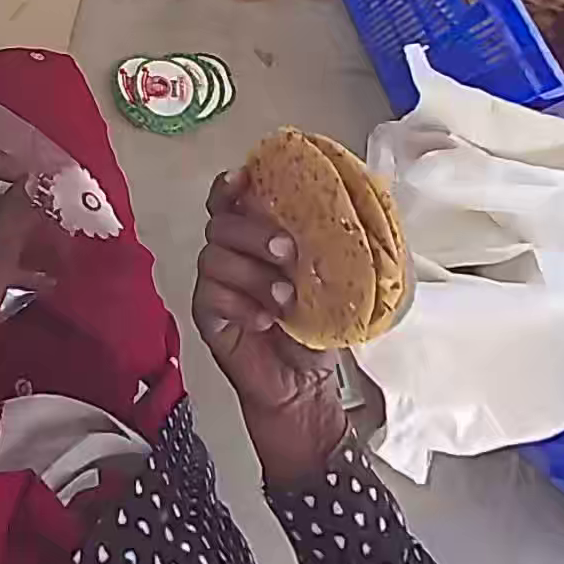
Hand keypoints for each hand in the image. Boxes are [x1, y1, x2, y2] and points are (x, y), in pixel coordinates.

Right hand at [194, 170, 347, 485]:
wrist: (303, 384)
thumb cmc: (316, 324)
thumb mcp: (333, 280)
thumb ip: (331, 244)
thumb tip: (356, 205)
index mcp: (255, 235)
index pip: (230, 198)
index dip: (231, 185)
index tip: (244, 179)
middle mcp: (229, 251)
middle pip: (221, 223)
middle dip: (253, 232)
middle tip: (287, 251)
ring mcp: (214, 282)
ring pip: (213, 257)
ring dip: (253, 274)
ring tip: (286, 300)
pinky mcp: (207, 313)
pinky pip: (211, 296)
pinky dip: (241, 304)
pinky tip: (265, 321)